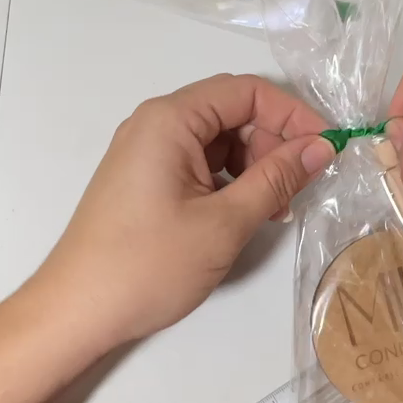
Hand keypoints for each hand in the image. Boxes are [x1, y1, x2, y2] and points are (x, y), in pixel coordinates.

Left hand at [28, 74, 333, 349]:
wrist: (77, 310)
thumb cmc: (149, 264)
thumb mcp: (224, 222)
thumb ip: (276, 179)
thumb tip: (321, 147)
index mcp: (170, 119)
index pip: (246, 91)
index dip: (292, 115)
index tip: (325, 149)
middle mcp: (154, 124)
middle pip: (230, 112)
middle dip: (272, 142)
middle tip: (296, 188)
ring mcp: (146, 152)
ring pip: (216, 140)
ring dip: (253, 165)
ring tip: (274, 208)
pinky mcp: (143, 179)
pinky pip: (197, 163)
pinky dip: (228, 180)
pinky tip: (244, 213)